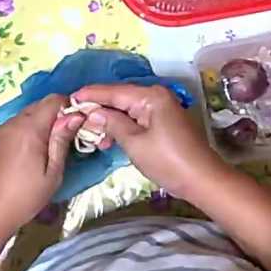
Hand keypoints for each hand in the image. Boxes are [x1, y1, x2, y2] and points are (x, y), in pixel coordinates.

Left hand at [0, 95, 84, 242]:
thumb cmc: (25, 197)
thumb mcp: (53, 173)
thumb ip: (62, 140)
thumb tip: (76, 115)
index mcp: (29, 128)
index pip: (54, 100)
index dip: (70, 107)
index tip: (78, 125)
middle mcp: (13, 122)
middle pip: (41, 104)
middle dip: (57, 114)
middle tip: (67, 137)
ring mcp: (1, 130)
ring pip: (28, 114)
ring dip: (43, 122)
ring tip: (50, 146)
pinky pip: (17, 124)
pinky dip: (29, 129)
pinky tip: (32, 151)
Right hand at [69, 83, 228, 200]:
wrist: (202, 179)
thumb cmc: (168, 161)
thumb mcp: (135, 143)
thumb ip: (112, 124)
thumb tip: (92, 113)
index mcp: (150, 96)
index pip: (113, 91)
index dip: (90, 95)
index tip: (68, 100)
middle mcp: (156, 96)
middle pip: (120, 97)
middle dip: (98, 107)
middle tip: (74, 118)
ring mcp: (161, 108)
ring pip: (127, 108)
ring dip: (109, 118)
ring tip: (90, 133)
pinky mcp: (163, 121)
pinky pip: (136, 117)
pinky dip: (122, 125)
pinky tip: (109, 137)